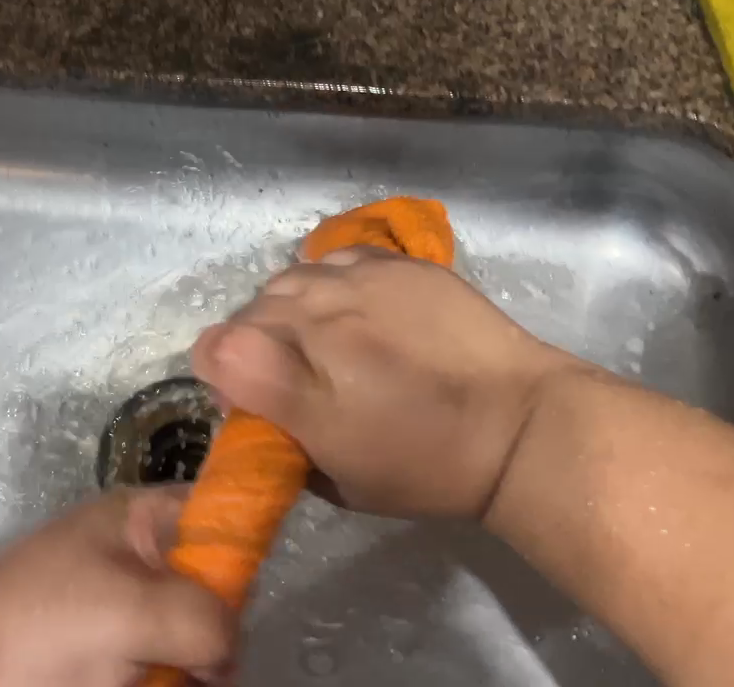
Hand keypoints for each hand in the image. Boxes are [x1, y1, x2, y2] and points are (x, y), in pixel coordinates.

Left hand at [0, 487, 237, 686]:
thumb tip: (228, 647)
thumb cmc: (41, 623)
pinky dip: (169, 683)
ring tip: (162, 682)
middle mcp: (143, 560)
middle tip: (198, 666)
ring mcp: (131, 613)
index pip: (218, 511)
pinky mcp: (121, 659)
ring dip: (192, 671)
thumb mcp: (127, 608)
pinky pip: (168, 671)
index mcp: (142, 520)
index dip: (243, 548)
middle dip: (215, 633)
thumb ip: (199, 616)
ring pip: (196, 641)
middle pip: (216, 589)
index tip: (243, 601)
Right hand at [190, 245, 581, 519]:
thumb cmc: (424, 464)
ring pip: (288, 280)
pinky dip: (331, 281)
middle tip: (296, 375)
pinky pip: (336, 259)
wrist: (518, 427)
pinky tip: (355, 306)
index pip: (214, 349)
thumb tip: (236, 387)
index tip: (253, 398)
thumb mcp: (336, 474)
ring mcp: (358, 278)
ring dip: (291, 309)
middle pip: (250, 311)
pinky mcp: (397, 263)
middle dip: (257, 342)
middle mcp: (315, 311)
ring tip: (327, 338)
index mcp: (297, 372)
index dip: (223, 375)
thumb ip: (272, 427)